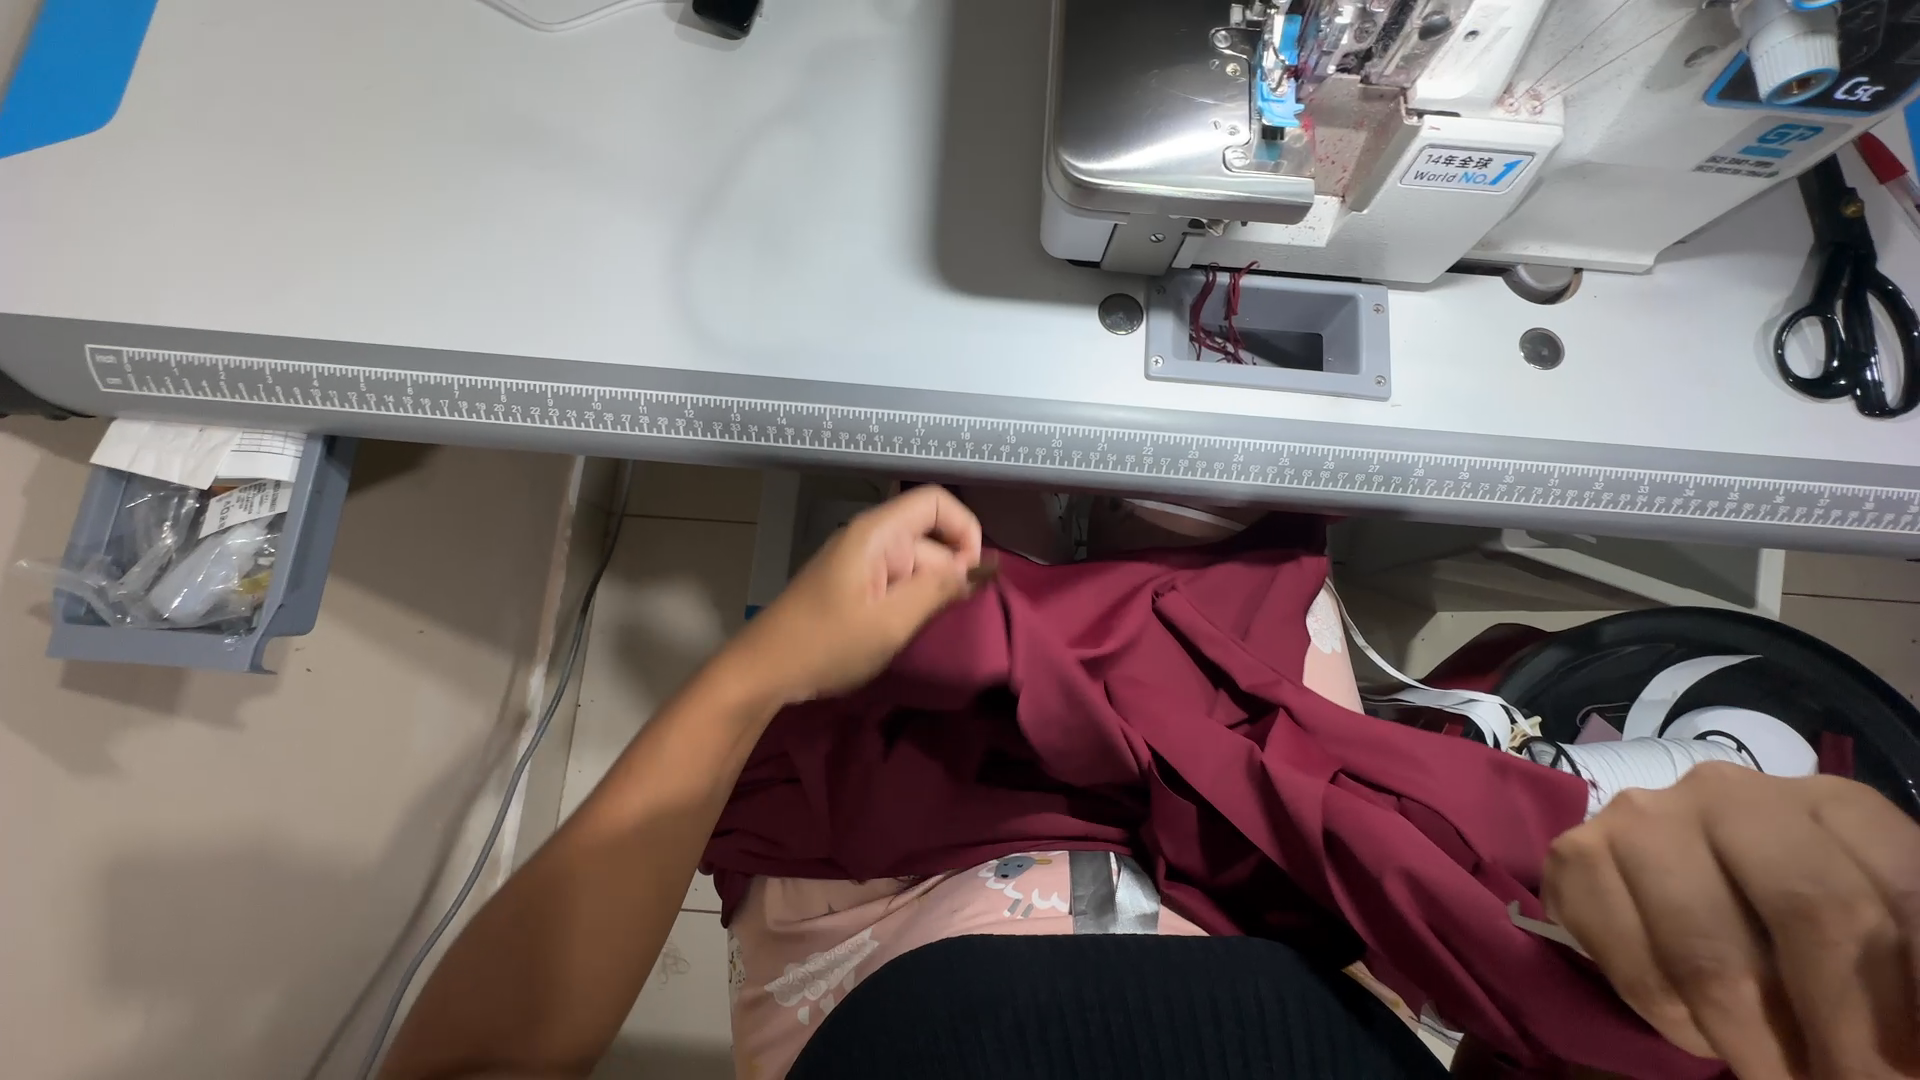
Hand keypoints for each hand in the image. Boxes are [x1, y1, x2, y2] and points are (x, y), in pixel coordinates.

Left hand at [721, 485, 984, 707]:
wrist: (762, 672)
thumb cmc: (827, 645)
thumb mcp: (892, 622)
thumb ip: (939, 590)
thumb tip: (981, 567)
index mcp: (876, 533)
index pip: (936, 503)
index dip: (965, 530)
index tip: (972, 575)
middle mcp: (870, 538)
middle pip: (929, 538)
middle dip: (948, 572)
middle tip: (945, 616)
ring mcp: (860, 562)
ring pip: (915, 564)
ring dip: (928, 593)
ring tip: (916, 627)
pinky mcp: (853, 585)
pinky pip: (896, 582)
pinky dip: (909, 602)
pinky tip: (902, 629)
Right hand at [1543, 763, 1919, 1078]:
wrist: (1704, 889)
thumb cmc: (1812, 920)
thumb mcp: (1885, 925)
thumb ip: (1904, 957)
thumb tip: (1900, 1048)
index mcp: (1830, 804)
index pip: (1902, 901)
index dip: (1914, 1002)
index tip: (1911, 1066)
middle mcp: (1724, 792)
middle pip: (1809, 913)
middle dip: (1843, 1034)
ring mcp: (1636, 818)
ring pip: (1708, 956)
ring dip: (1753, 1044)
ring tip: (1773, 1075)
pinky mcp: (1574, 854)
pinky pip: (1632, 965)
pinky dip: (1676, 1022)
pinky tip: (1702, 1030)